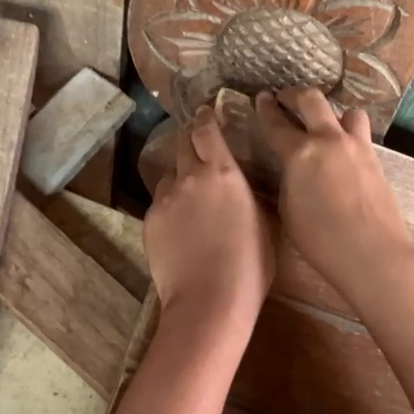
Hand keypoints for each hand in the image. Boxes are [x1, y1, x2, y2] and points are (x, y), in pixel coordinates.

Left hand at [145, 107, 275, 318]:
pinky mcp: (149, 221)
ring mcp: (165, 199)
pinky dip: (169, 207)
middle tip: (196, 144)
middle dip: (188, 139)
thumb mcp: (263, 223)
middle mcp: (190, 177)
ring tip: (190, 196)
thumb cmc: (250, 266)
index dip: (204, 118)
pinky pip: (160, 204)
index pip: (206, 130)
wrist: (209, 300)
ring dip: (179, 177)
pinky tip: (180, 226)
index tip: (205, 113)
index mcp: (224, 173)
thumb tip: (241, 189)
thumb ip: (247, 196)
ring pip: (169, 176)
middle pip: (182, 143)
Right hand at [255, 87, 413, 303]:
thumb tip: (294, 170)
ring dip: (332, 113)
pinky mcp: (376, 161)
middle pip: (312, 100)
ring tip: (324, 124)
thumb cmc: (321, 240)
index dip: (265, 109)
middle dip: (295, 95)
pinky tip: (343, 152)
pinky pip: (361, 135)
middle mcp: (329, 141)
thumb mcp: (289, 209)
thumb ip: (289, 180)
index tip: (260, 98)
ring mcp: (357, 148)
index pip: (277, 123)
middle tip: (284, 98)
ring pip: (347, 112)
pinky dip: (349, 134)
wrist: (372, 253)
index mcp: (300, 154)